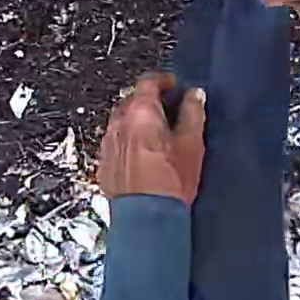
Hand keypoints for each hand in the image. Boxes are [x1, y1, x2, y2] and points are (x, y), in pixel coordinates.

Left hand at [98, 73, 206, 205]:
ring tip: (157, 134)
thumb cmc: (171, 181)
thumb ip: (193, 113)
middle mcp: (119, 122)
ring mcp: (108, 142)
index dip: (163, 81)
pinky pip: (116, 141)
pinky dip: (129, 140)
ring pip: (123, 120)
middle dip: (151, 100)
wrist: (147, 218)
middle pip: (133, 99)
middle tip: (170, 109)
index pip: (148, 82)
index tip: (174, 86)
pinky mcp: (104, 162)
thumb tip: (195, 94)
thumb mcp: (191, 143)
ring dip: (138, 120)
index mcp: (141, 112)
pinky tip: (143, 154)